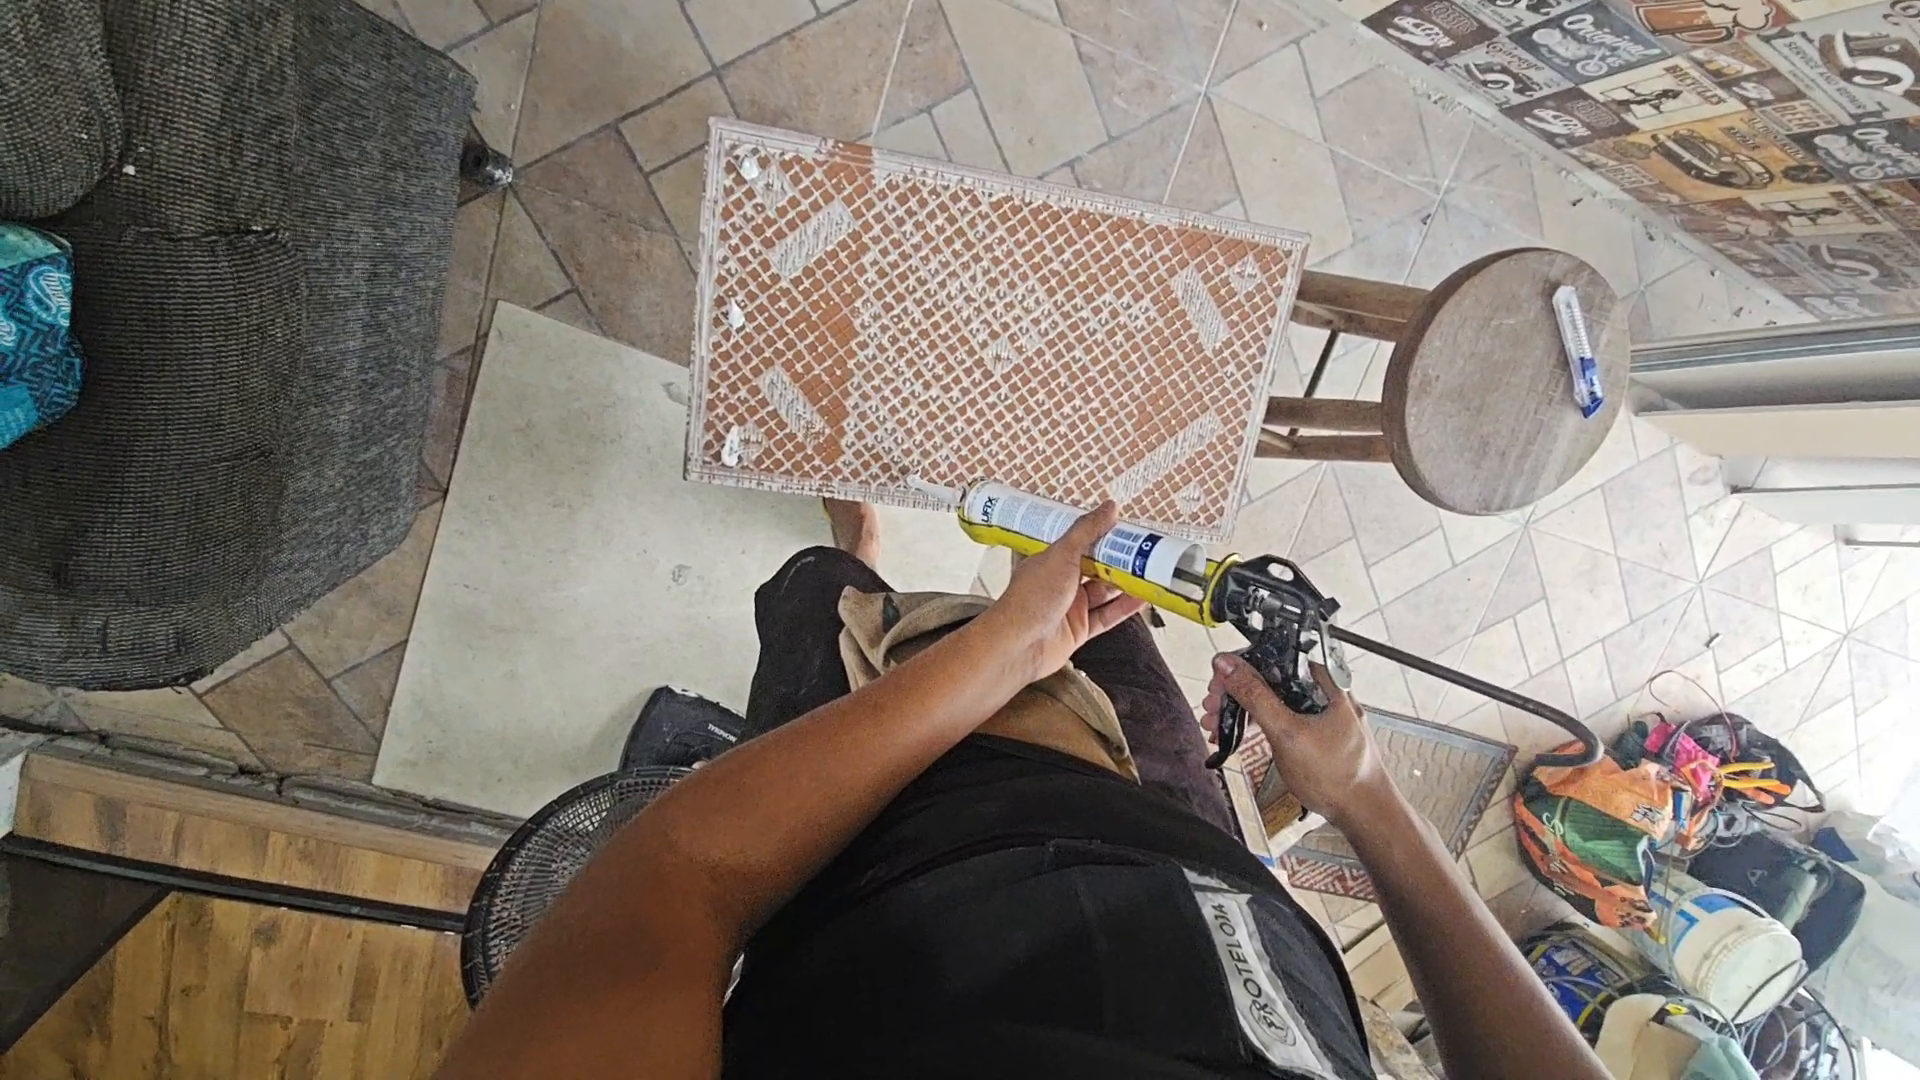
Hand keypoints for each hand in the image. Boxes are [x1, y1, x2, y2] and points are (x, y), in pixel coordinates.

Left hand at [973, 501, 1147, 682]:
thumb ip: (1086, 532)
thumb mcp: (1061, 555)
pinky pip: (1106, 616)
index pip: (1079, 542)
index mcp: (1049, 560)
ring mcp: (1069, 607)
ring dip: (1124, 583)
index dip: (1101, 535)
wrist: (1019, 645)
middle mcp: (1059, 582)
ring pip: (1103, 592)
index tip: (1124, 529)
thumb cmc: (1031, 597)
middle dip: (1117, 560)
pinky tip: (1141, 598)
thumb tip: (1108, 508)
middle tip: (1143, 551)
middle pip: (1094, 568)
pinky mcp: (1078, 630)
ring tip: (1149, 572)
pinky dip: (1124, 608)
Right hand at [1202, 654, 1398, 829]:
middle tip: (1214, 705)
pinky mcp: (1316, 732)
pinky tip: (1238, 733)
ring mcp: (1321, 714)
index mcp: (1327, 684)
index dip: (1243, 666)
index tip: (1221, 681)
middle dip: (1236, 691)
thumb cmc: (1339, 779)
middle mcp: (1326, 694)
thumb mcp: (1287, 733)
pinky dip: (1258, 723)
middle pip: (1271, 679)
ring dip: (1242, 708)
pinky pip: (1281, 717)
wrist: (1365, 816)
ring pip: (1273, 699)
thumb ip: (1255, 696)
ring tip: (1217, 723)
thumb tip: (1229, 665)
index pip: (1276, 657)